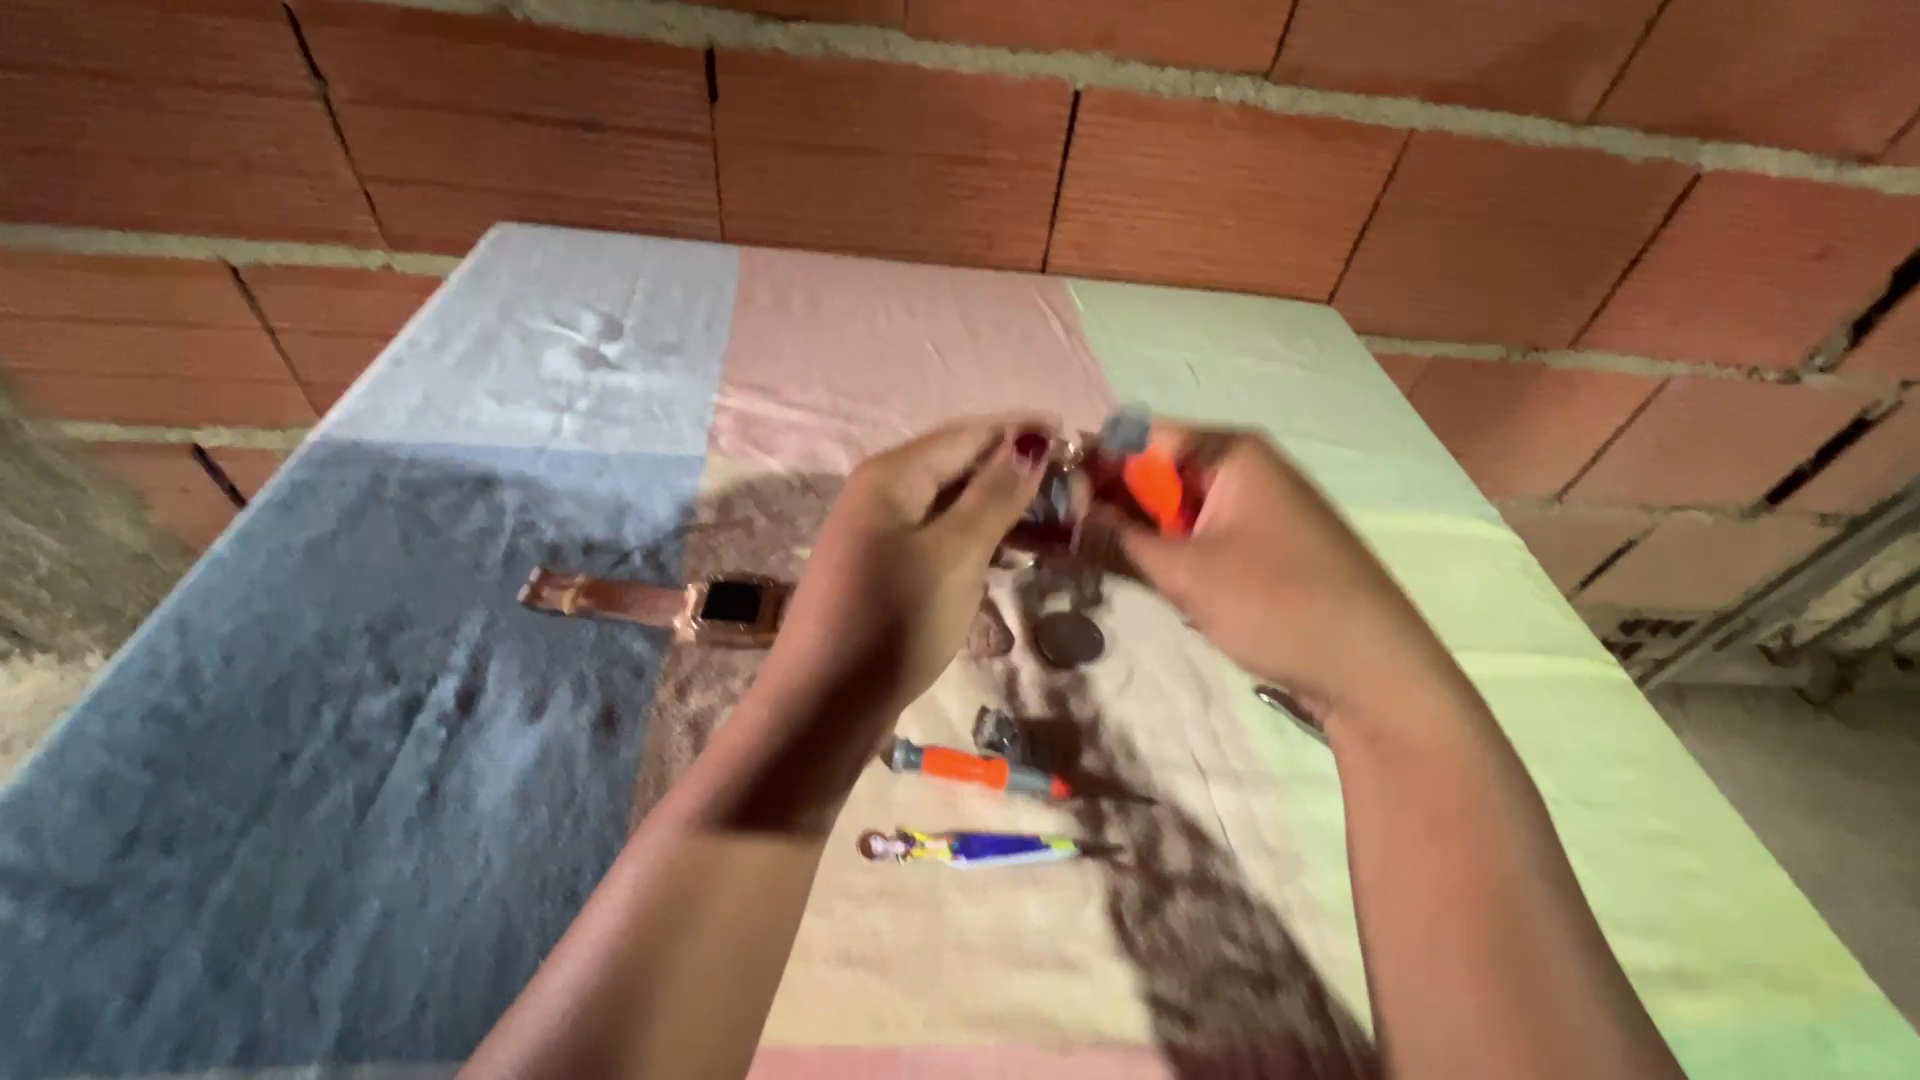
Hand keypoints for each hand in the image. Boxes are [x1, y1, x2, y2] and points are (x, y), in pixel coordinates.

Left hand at [755, 417, 1051, 721]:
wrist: (825, 705)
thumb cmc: (894, 619)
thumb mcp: (954, 554)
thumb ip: (994, 496)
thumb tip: (1031, 442)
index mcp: (892, 475)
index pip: (969, 434)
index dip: (1023, 433)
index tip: (1077, 442)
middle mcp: (881, 494)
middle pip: (959, 467)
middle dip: (1016, 473)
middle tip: (1074, 493)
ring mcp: (880, 536)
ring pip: (952, 507)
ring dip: (1002, 509)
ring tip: (1055, 523)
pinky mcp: (887, 573)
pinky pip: (941, 540)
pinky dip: (978, 541)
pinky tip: (1010, 555)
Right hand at [1088, 420, 1470, 724]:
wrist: (1375, 673)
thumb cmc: (1279, 605)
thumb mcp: (1185, 572)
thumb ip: (1118, 537)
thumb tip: (1066, 509)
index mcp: (1231, 452)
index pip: (1138, 436)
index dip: (1089, 462)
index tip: (1044, 499)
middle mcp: (1244, 468)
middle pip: (1155, 470)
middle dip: (1106, 499)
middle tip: (1054, 535)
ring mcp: (1255, 508)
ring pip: (1173, 507)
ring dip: (1132, 529)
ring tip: (1080, 554)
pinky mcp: (1261, 546)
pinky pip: (1198, 534)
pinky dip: (1164, 550)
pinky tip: (1133, 572)